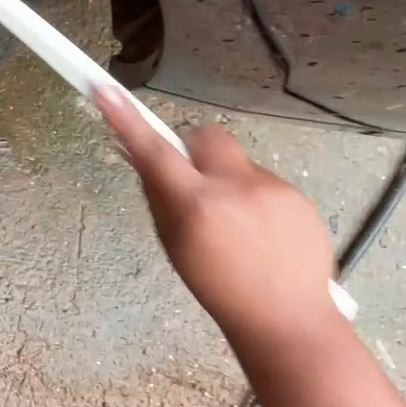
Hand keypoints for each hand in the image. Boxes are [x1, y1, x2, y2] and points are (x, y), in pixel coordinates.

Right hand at [94, 87, 340, 343]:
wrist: (286, 318)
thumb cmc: (215, 285)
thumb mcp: (172, 241)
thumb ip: (158, 194)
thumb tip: (140, 157)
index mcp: (196, 204)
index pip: (153, 150)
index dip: (125, 118)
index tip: (105, 88)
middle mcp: (236, 188)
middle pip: (204, 135)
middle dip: (191, 147)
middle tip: (187, 176)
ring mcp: (273, 188)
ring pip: (233, 160)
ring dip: (221, 176)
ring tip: (229, 220)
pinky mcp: (299, 194)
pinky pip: (261, 178)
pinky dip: (249, 194)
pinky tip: (255, 229)